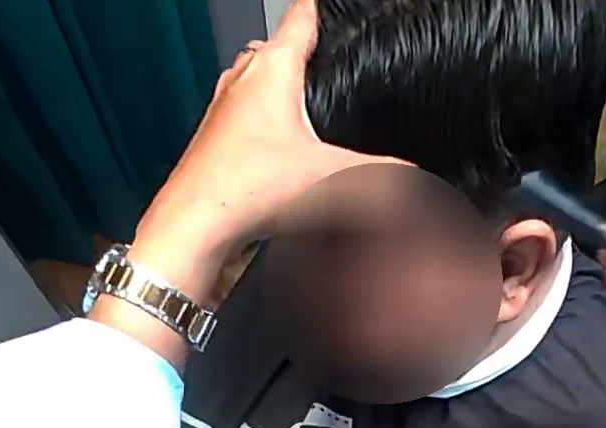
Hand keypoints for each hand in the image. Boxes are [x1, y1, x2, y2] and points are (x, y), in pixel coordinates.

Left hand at [122, 0, 400, 301]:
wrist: (194, 229)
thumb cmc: (245, 189)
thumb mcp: (327, 180)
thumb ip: (375, 176)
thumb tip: (411, 178)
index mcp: (271, 69)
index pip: (302, 16)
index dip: (322, 14)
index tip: (336, 20)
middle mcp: (241, 81)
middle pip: (275, 52)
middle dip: (301, 63)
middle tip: (326, 83)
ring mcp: (221, 113)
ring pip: (254, 89)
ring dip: (276, 100)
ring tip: (303, 124)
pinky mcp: (211, 146)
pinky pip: (240, 125)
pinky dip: (259, 133)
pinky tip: (274, 161)